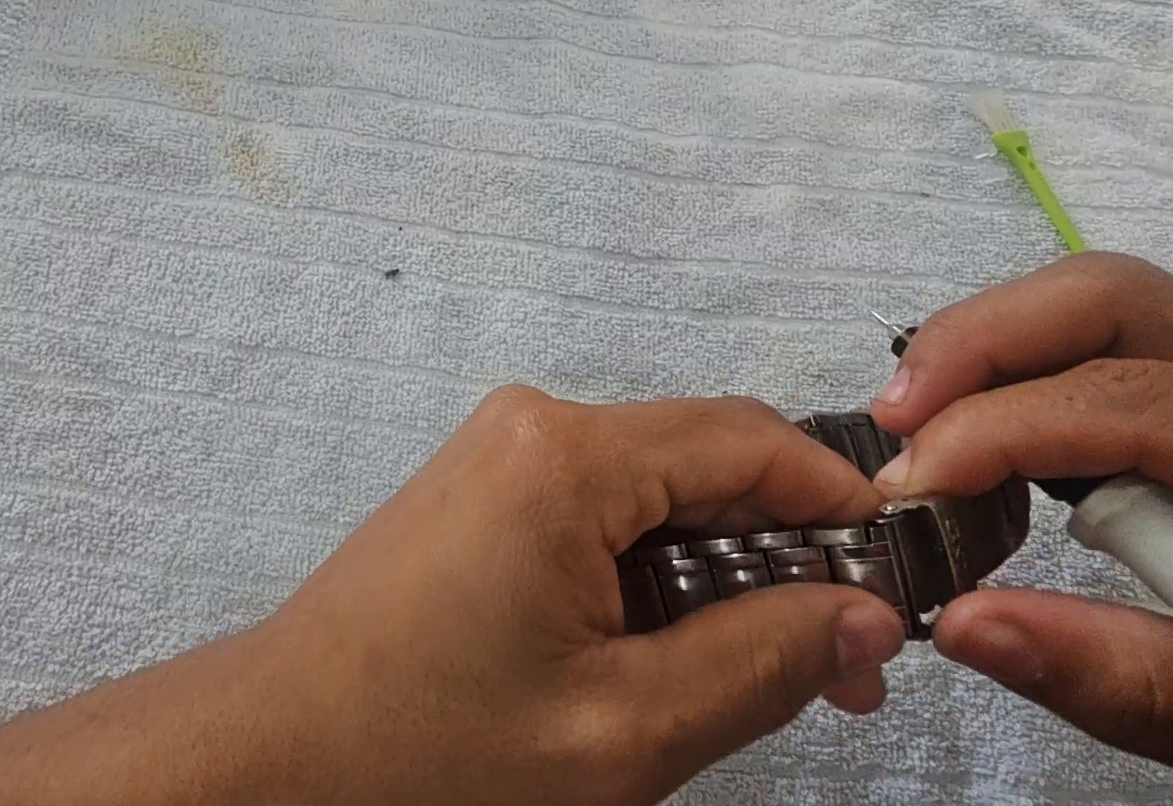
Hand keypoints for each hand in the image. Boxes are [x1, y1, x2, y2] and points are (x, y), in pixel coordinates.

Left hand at [0, 388, 906, 805]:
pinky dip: (651, 565)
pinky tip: (667, 639)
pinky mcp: (484, 484)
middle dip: (779, 546)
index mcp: (567, 452)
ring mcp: (502, 448)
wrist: (274, 751)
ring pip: (653, 488)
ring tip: (759, 666)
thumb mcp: (623, 728)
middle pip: (699, 459)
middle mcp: (535, 421)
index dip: (835, 504)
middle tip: (842, 659)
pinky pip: (599, 504)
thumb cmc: (433, 750)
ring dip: (716, 566)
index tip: (898, 581)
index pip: (745, 441)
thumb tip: (867, 615)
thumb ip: (762, 660)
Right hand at [869, 252, 1172, 805]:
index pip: (1138, 401)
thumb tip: (957, 622)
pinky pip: (1090, 345)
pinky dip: (1007, 371)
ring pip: (1089, 305)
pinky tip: (972, 432)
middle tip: (893, 420)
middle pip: (1106, 299)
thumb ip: (1137, 687)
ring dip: (980, 350)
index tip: (906, 488)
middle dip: (973, 345)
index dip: (999, 429)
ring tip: (914, 426)